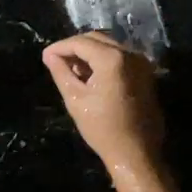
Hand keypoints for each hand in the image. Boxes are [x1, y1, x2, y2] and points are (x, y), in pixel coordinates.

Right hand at [41, 32, 163, 171]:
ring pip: (109, 46)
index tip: (45, 56)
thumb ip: (61, 72)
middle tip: (56, 60)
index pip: (80, 42)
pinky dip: (103, 60)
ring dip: (89, 53)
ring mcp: (141, 63)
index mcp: (112, 59)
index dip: (60, 47)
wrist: (136, 152)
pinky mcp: (146, 73)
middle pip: (96, 39)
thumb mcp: (75, 99)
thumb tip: (49, 55)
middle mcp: (130, 54)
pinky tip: (90, 74)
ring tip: (72, 68)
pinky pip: (120, 57)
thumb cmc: (102, 128)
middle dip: (75, 47)